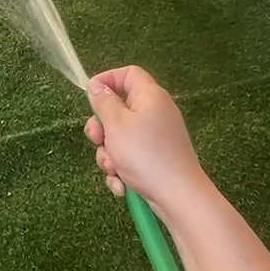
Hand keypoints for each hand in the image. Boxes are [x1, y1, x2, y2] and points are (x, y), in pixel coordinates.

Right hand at [84, 65, 212, 211]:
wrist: (178, 196)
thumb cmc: (145, 154)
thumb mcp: (116, 124)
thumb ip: (103, 102)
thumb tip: (96, 85)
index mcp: (150, 97)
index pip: (128, 74)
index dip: (108, 80)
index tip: (91, 96)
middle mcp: (155, 113)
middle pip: (119, 109)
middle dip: (102, 128)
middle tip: (97, 139)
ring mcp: (156, 138)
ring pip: (120, 137)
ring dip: (109, 154)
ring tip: (113, 169)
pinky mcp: (155, 159)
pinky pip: (130, 156)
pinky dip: (121, 169)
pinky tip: (121, 184)